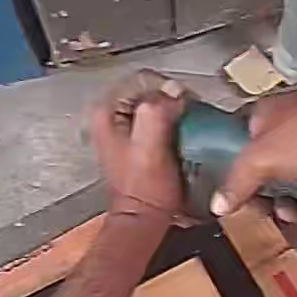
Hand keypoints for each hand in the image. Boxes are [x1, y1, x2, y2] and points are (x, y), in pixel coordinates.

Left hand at [91, 69, 186, 221]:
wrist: (143, 218)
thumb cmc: (145, 188)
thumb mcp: (151, 145)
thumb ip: (158, 110)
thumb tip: (175, 92)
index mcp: (106, 111)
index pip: (144, 78)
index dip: (170, 88)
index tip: (186, 105)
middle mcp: (110, 116)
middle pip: (150, 91)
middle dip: (173, 101)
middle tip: (189, 118)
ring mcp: (123, 130)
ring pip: (156, 106)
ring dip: (175, 114)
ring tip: (188, 129)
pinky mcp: (136, 143)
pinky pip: (159, 122)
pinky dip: (172, 126)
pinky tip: (181, 139)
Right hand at [210, 86, 296, 216]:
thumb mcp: (263, 158)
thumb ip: (237, 180)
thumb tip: (219, 201)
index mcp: (265, 111)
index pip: (234, 140)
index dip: (229, 167)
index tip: (228, 191)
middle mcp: (292, 123)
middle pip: (265, 166)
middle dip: (263, 193)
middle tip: (264, 206)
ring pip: (293, 181)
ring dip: (290, 202)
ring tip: (293, 211)